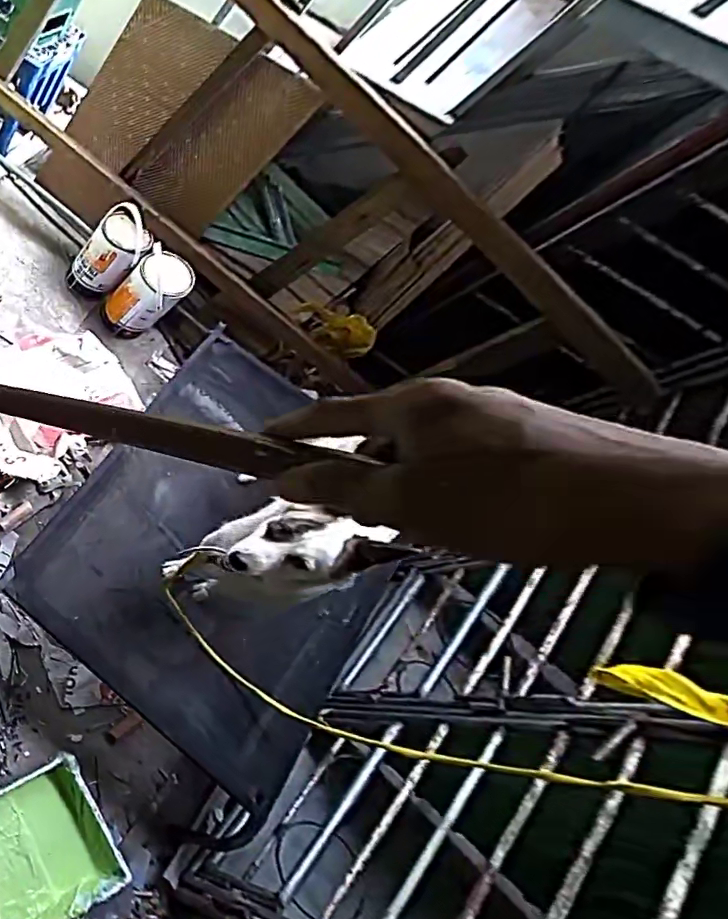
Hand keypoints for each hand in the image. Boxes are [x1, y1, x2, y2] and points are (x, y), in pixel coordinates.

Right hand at [268, 378, 727, 570]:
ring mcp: (496, 414)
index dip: (287, 432)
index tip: (254, 446)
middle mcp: (450, 399)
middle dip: (345, 467)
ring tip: (397, 519)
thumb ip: (336, 487)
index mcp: (412, 405)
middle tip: (330, 504)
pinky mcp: (534, 435)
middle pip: (372, 433)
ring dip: (392, 480)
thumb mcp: (405, 502)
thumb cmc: (512, 501)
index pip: (327, 415)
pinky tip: (451, 514)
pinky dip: (433, 481)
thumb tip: (282, 476)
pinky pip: (455, 456)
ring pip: (415, 449)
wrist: (665, 508)